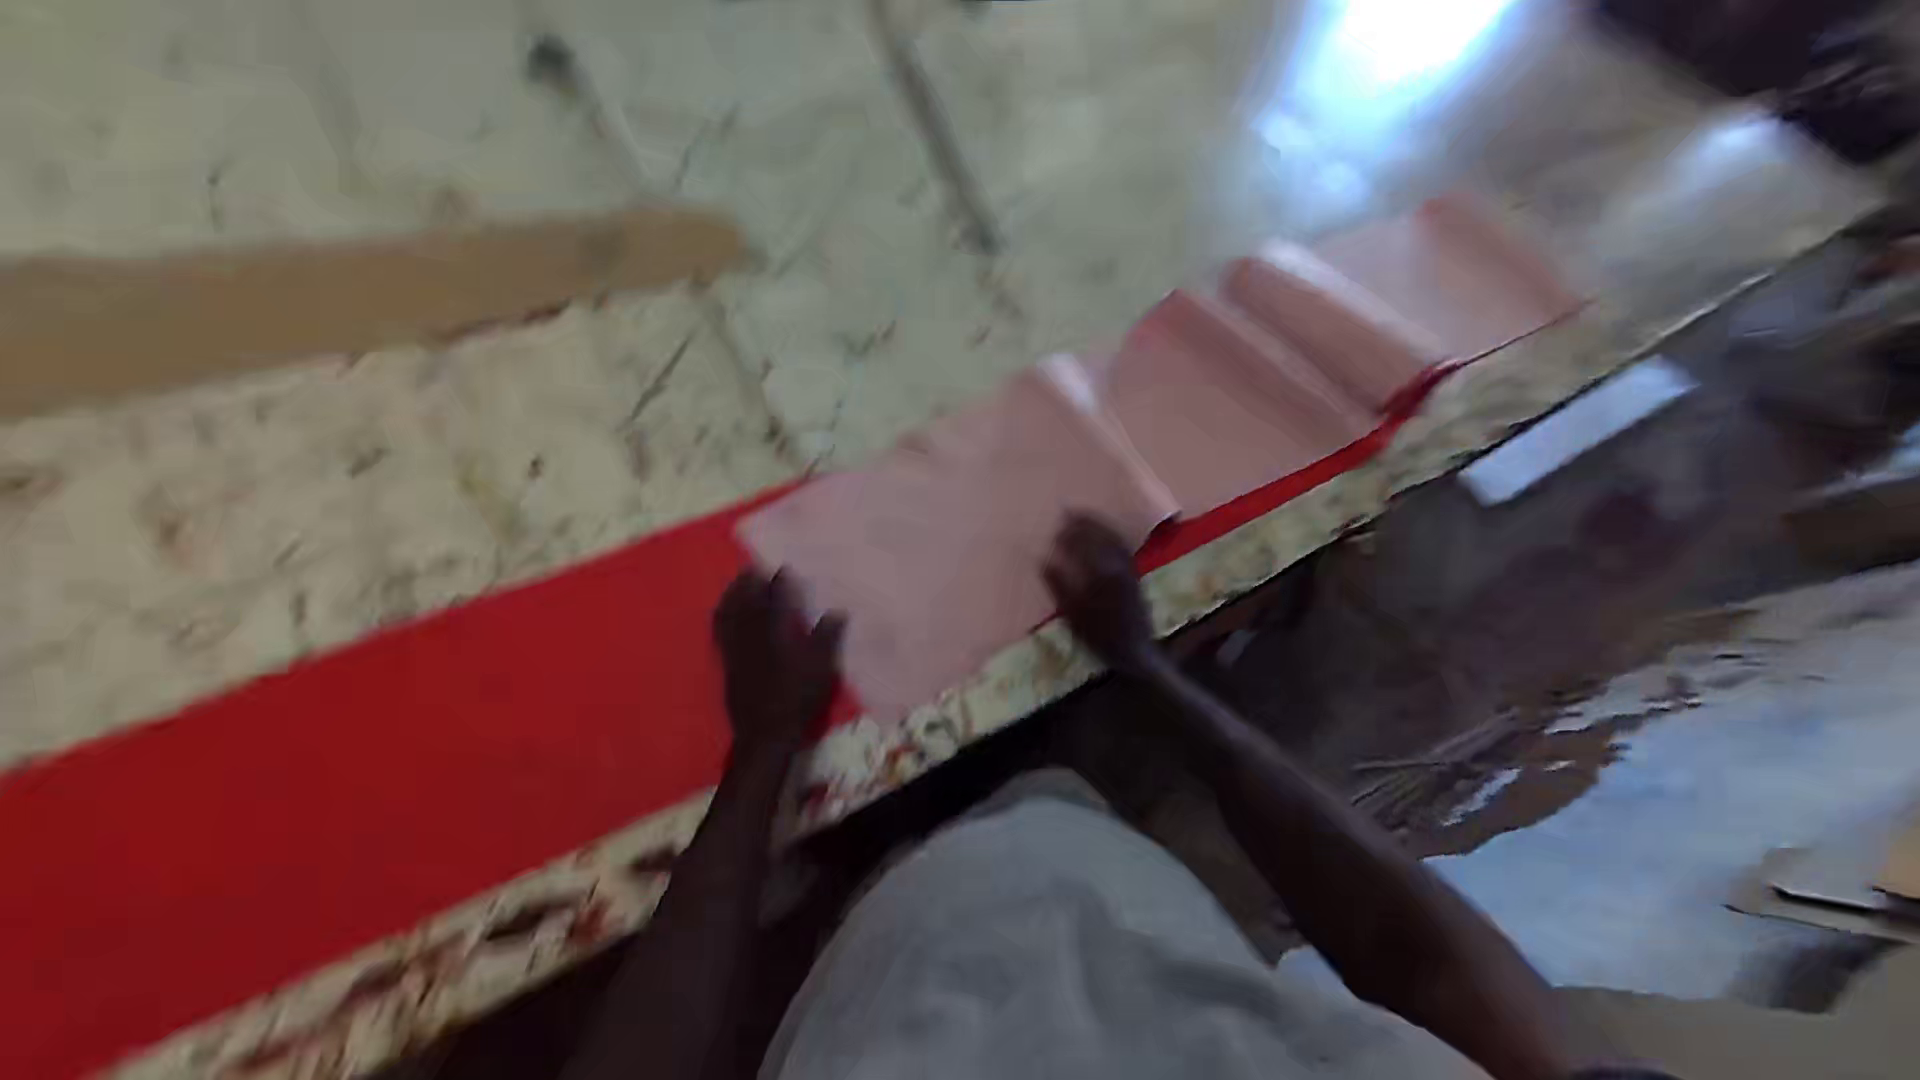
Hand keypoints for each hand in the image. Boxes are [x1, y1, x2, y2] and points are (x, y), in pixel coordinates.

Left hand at [713, 569, 845, 759]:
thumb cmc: (797, 701)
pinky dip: (722, 615)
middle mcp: (751, 637)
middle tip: (755, 567)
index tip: (784, 568)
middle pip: (746, 602)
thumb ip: (827, 638)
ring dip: (732, 594)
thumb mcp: (821, 670)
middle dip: (750, 582)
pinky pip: (719, 631)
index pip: (776, 600)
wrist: (764, 734)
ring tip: (738, 583)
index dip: (779, 582)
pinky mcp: (726, 663)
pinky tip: (725, 613)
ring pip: (728, 614)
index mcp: (775, 635)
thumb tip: (837, 612)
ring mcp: (735, 650)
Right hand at [1042, 513, 1160, 674]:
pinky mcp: (1136, 574)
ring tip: (1083, 515)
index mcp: (1101, 573)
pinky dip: (1111, 533)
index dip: (1068, 532)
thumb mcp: (1072, 615)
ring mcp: (1130, 568)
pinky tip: (1103, 533)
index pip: (1082, 543)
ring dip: (1098, 523)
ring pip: (1114, 537)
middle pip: (1100, 535)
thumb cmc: (1100, 638)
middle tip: (1067, 511)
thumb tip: (1043, 559)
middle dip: (1083, 521)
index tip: (1055, 524)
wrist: (1136, 652)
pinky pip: (1123, 545)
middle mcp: (1118, 565)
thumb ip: (1058, 585)